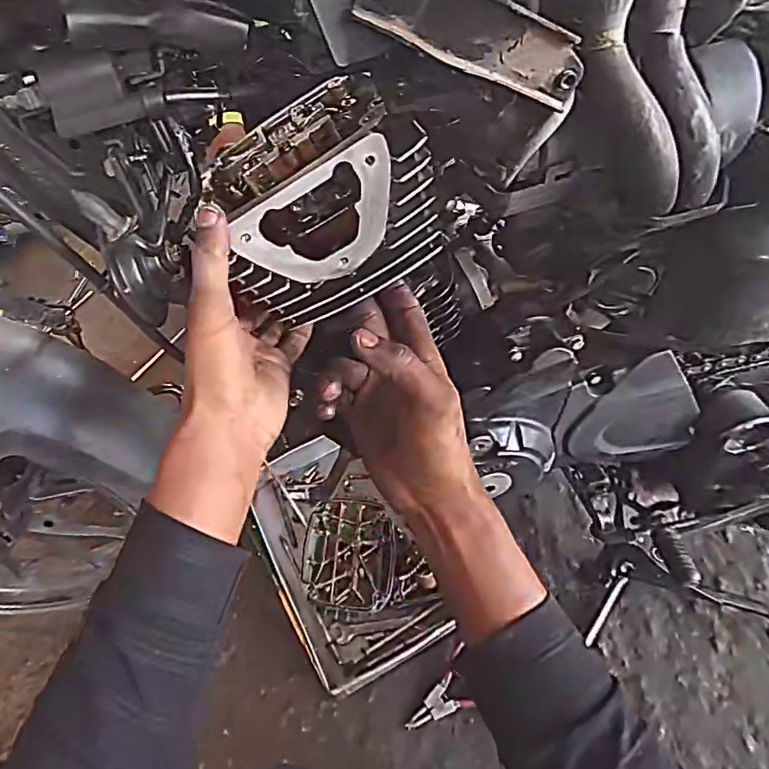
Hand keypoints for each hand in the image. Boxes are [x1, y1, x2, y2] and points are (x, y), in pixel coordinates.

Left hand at [148, 203, 310, 542]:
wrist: (233, 423)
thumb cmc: (213, 377)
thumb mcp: (210, 306)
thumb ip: (213, 262)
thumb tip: (209, 220)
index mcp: (209, 315)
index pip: (219, 275)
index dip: (230, 253)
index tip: (242, 229)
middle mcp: (231, 331)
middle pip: (248, 296)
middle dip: (262, 276)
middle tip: (279, 250)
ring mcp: (255, 349)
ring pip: (271, 316)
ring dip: (282, 299)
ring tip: (298, 275)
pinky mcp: (277, 365)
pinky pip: (292, 340)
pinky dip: (302, 326)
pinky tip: (311, 312)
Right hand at [312, 285, 544, 641]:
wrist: (431, 496)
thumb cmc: (444, 450)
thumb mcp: (431, 397)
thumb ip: (398, 362)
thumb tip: (365, 338)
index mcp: (420, 361)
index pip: (407, 315)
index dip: (393, 291)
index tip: (375, 272)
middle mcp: (394, 372)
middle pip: (367, 333)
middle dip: (348, 327)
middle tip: (332, 327)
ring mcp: (375, 394)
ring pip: (342, 365)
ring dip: (331, 374)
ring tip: (333, 392)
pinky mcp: (358, 416)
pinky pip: (332, 396)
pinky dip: (324, 399)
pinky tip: (328, 409)